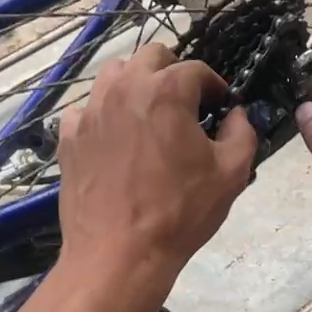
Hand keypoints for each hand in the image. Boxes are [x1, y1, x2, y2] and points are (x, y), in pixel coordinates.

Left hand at [54, 43, 255, 311]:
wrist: (117, 256)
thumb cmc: (179, 213)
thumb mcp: (231, 173)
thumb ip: (242, 132)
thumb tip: (236, 114)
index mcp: (167, 90)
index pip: (198, 69)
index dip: (215, 86)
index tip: (220, 107)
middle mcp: (125, 87)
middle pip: (153, 56)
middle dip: (174, 72)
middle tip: (186, 104)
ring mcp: (91, 109)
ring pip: (115, 72)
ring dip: (137, 83)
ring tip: (149, 114)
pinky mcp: (69, 135)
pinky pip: (86, 108)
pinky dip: (103, 113)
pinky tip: (115, 138)